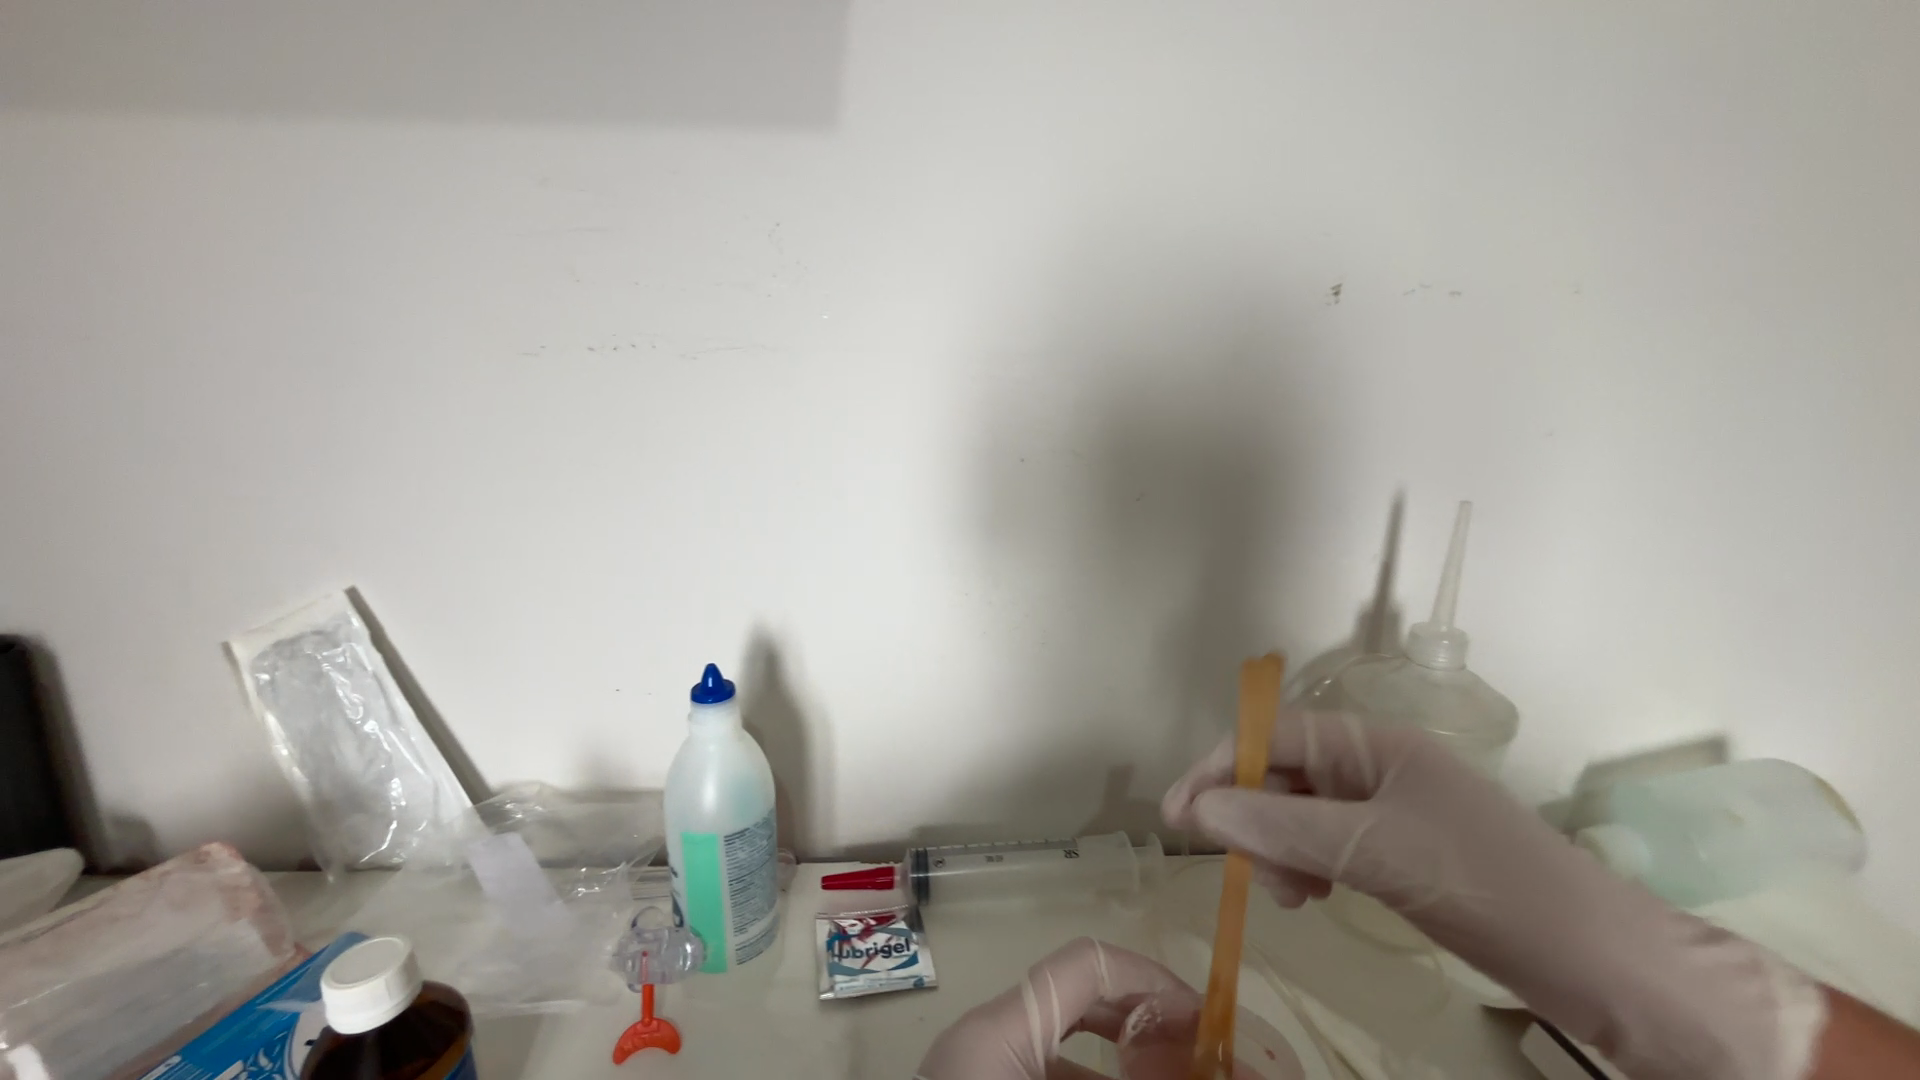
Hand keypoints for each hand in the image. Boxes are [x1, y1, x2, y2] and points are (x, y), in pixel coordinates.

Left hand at [915, 937, 1253, 1078]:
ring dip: (1125, 1064)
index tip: (1207, 1023)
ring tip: (1179, 1078)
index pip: (1088, 965)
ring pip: (1068, 1050)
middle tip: (1205, 1059)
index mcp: (1002, 1028)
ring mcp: (985, 1068)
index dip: (1152, 981)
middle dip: (1148, 1027)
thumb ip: (1118, 1079)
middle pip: (1082, 1001)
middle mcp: (991, 1036)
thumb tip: (1190, 1076)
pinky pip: (1048, 1078)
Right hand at [1163, 710, 1827, 1079]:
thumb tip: (1196, 810)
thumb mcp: (1373, 851)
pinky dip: (1306, 865)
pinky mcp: (1400, 848)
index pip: (1271, 736)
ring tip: (1291, 894)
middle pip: (1281, 774)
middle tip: (1247, 873)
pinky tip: (1313, 894)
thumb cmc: (1486, 884)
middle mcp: (1375, 764)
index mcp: (1373, 741)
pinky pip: (1328, 843)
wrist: (1601, 962)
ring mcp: (1389, 808)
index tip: (1178, 816)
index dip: (1219, 769)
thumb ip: (1279, 828)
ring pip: (1300, 813)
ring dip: (1277, 847)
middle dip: (1251, 817)